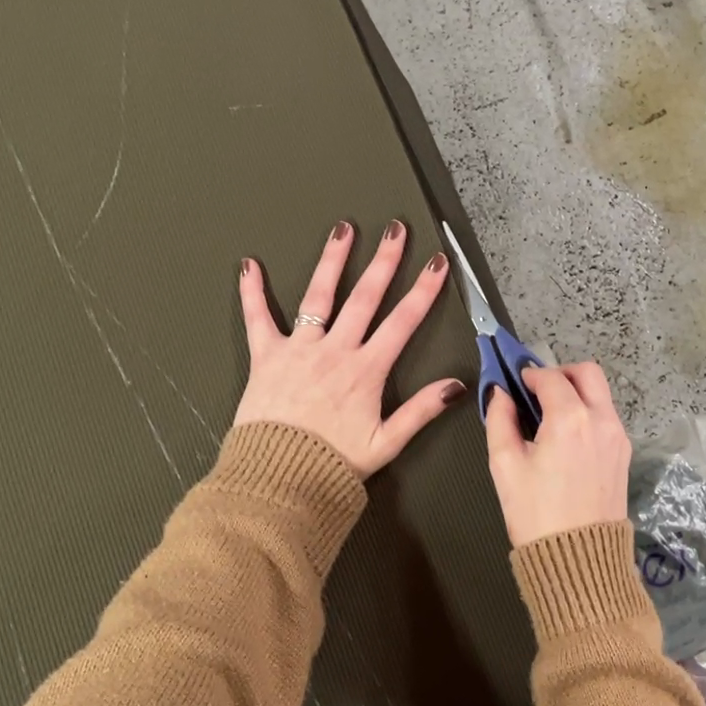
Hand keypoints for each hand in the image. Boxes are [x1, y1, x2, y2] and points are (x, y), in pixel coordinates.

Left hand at [235, 219, 462, 477]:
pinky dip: (251, 292)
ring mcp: (299, 348)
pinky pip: (257, 319)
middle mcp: (335, 350)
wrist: (278, 477)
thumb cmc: (334, 462)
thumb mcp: (386, 443)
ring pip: (318, 296)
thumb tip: (457, 385)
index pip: (402, 322)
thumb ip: (421, 411)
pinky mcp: (265, 356)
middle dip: (384, 261)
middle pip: (364, 297)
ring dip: (332, 260)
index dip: (423, 290)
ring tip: (342, 229)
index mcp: (366, 370)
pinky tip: (249, 264)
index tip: (436, 263)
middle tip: (396, 229)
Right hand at [483, 363, 631, 547]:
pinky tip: (568, 436)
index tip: (516, 381)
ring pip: (601, 394)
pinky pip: (607, 417)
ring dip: (578, 392)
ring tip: (551, 415)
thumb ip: (500, 420)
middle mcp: (601, 420)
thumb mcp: (505, 465)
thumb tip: (501, 394)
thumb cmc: (535, 513)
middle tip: (539, 389)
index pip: (551, 378)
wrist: (577, 560)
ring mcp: (618, 436)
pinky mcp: (624, 454)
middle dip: (562, 373)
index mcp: (570, 419)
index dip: (530, 374)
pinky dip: (589, 413)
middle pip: (588, 373)